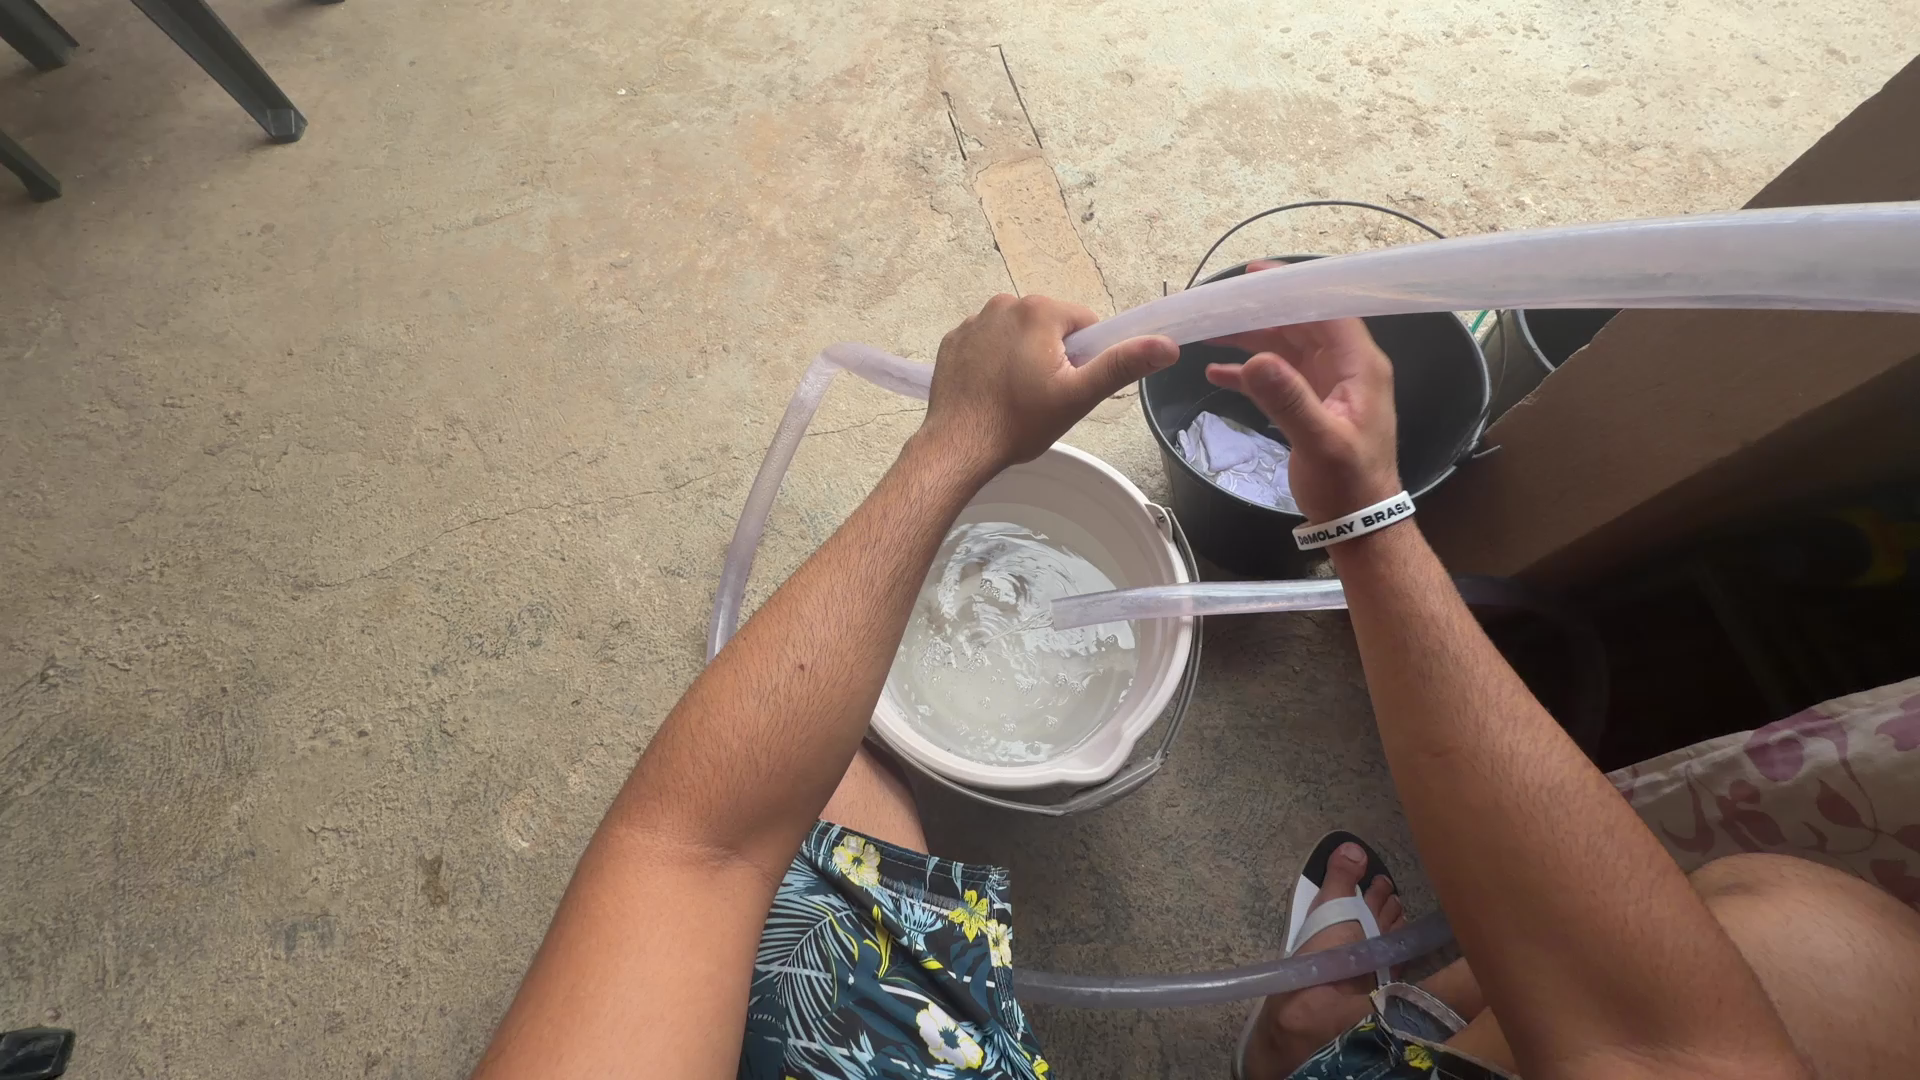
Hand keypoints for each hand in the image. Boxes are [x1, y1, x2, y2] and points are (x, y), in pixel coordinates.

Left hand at [918, 293, 1177, 472]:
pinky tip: (990, 391)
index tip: (1069, 386)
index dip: (1085, 357)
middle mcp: (1004, 304)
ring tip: (1014, 397)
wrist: (958, 446)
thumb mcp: (1078, 397)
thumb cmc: (1019, 423)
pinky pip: (986, 343)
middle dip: (1052, 356)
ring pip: (1017, 334)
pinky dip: (992, 362)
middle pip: (1049, 327)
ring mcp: (973, 322)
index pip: (1084, 323)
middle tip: (1042, 396)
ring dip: (1022, 357)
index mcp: (1039, 311)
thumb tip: (1167, 345)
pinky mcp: (953, 341)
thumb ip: (1121, 365)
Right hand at [1203, 262, 1399, 523]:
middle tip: (1219, 304)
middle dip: (1260, 312)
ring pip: (1284, 349)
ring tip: (1209, 332)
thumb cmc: (1347, 482)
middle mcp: (1345, 368)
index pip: (1327, 311)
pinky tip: (1217, 371)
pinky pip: (1274, 378)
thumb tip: (1256, 360)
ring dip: (1249, 340)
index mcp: (1359, 366)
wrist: (1355, 520)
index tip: (1254, 275)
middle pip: (1300, 325)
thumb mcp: (1320, 442)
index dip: (1293, 288)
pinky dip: (1247, 372)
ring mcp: (1326, 385)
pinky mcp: (1307, 404)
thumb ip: (1289, 401)